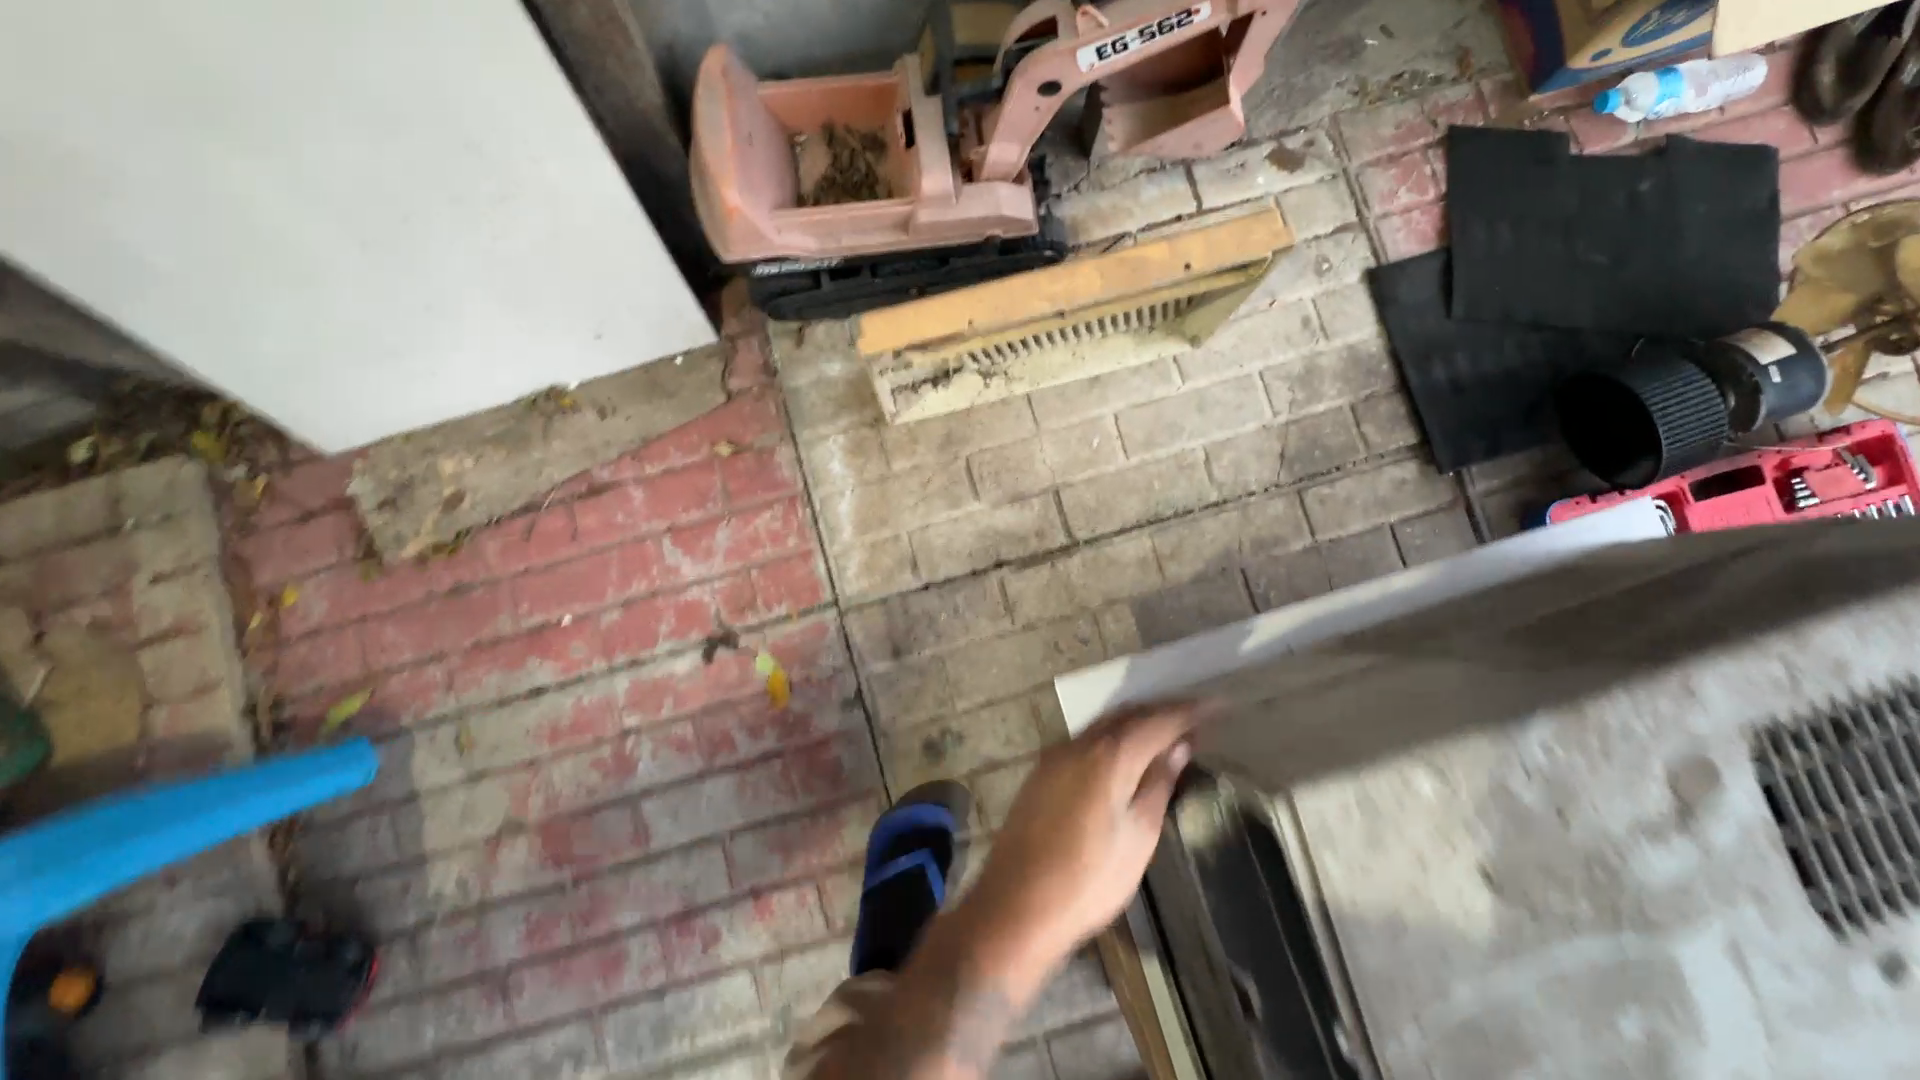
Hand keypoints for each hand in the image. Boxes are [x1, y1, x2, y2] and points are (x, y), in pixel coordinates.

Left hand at [967, 702, 1202, 964]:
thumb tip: (1178, 747)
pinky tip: (1125, 756)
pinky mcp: (1040, 775)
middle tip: (1196, 718)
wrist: (1016, 907)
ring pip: (1102, 726)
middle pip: (1127, 715)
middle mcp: (1078, 745)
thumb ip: (1158, 785)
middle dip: (1162, 711)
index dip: (1189, 712)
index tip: (1218, 705)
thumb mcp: (1138, 837)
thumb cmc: (1088, 880)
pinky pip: (1084, 742)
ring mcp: (1053, 758)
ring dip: (1135, 723)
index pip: (1157, 721)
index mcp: (1108, 757)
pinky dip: (1111, 740)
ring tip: (1167, 734)